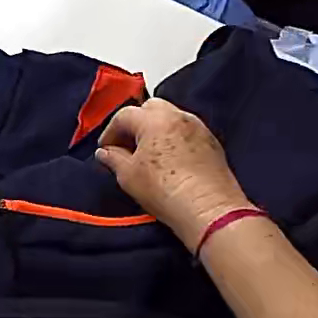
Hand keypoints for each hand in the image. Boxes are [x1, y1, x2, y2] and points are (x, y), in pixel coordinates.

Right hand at [94, 99, 253, 244]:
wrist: (208, 209)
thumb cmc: (166, 190)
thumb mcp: (127, 175)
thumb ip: (113, 158)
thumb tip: (105, 153)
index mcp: (154, 120)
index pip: (124, 116)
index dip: (110, 132)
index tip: (106, 149)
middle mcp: (178, 117)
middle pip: (150, 108)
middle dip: (135, 123)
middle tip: (126, 145)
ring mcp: (198, 128)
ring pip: (170, 118)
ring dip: (155, 130)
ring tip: (146, 154)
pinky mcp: (212, 143)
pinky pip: (186, 131)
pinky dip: (172, 138)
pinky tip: (167, 160)